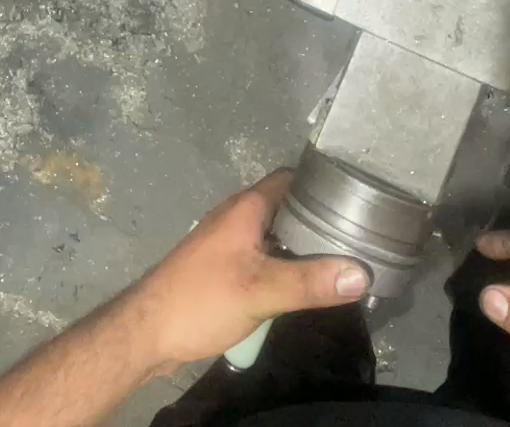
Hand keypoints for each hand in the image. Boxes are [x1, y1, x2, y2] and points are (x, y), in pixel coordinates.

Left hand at [121, 169, 369, 371]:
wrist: (147, 331)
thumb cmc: (202, 298)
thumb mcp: (261, 290)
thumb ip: (310, 282)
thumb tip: (362, 274)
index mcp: (247, 207)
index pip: (292, 178)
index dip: (322, 184)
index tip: (355, 198)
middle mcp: (238, 215)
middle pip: (286, 205)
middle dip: (317, 217)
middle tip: (356, 233)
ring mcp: (228, 240)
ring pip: (274, 231)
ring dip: (300, 242)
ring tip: (338, 257)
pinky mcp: (222, 264)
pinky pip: (263, 252)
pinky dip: (283, 260)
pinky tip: (302, 282)